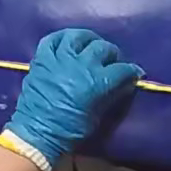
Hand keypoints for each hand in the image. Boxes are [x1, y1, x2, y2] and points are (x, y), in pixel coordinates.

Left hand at [0, 28, 142, 170]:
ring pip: (77, 36)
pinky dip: (60, 39)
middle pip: (103, 48)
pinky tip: (67, 42)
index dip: (131, 71)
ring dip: (88, 39)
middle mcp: (81, 64)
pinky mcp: (42, 59)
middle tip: (112, 61)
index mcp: (98, 81)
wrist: (38, 133)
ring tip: (90, 45)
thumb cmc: (70, 130)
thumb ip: (111, 96)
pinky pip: (51, 40)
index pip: (122, 69)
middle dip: (112, 54)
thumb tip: (125, 84)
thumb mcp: (98, 116)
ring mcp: (60, 59)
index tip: (133, 73)